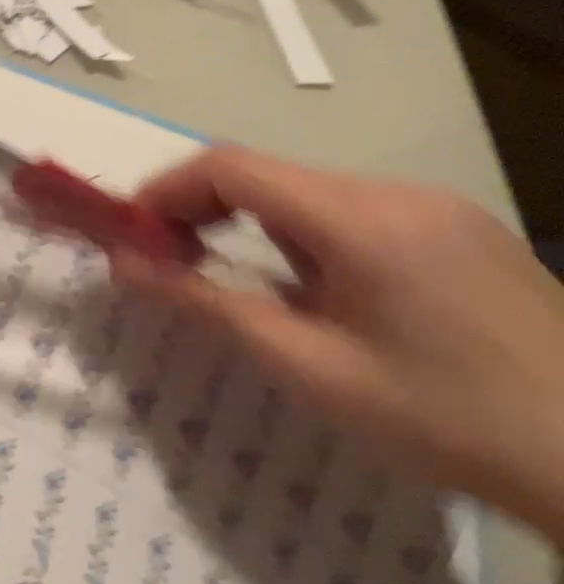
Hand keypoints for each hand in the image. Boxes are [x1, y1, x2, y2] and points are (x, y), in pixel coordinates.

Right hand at [120, 146, 563, 543]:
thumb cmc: (442, 416)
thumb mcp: (306, 366)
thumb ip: (205, 303)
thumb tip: (121, 264)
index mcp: (362, 219)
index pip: (229, 166)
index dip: (164, 191)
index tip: (133, 237)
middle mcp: (399, 195)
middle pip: (266, 174)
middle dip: (201, 209)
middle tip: (170, 262)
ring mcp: (439, 209)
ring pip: (306, 191)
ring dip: (253, 224)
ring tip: (240, 283)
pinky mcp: (463, 231)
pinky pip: (353, 211)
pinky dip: (304, 234)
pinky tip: (316, 289)